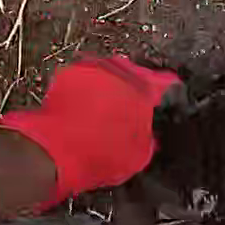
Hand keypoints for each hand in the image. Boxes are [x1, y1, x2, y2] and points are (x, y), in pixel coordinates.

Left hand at [0, 56, 181, 207]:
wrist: (55, 152)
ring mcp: (92, 69)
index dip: (169, 91)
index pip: (166, 81)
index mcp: (143, 89)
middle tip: (133, 108)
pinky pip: (86, 78)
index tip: (167, 96)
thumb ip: (149, 136)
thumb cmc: (96, 154)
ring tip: (107, 109)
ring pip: (109, 72)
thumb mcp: (138, 155)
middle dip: (136, 87)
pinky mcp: (68, 74)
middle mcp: (119, 71)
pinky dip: (88, 89)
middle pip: (136, 72)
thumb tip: (148, 135)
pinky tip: (86, 108)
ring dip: (111, 86)